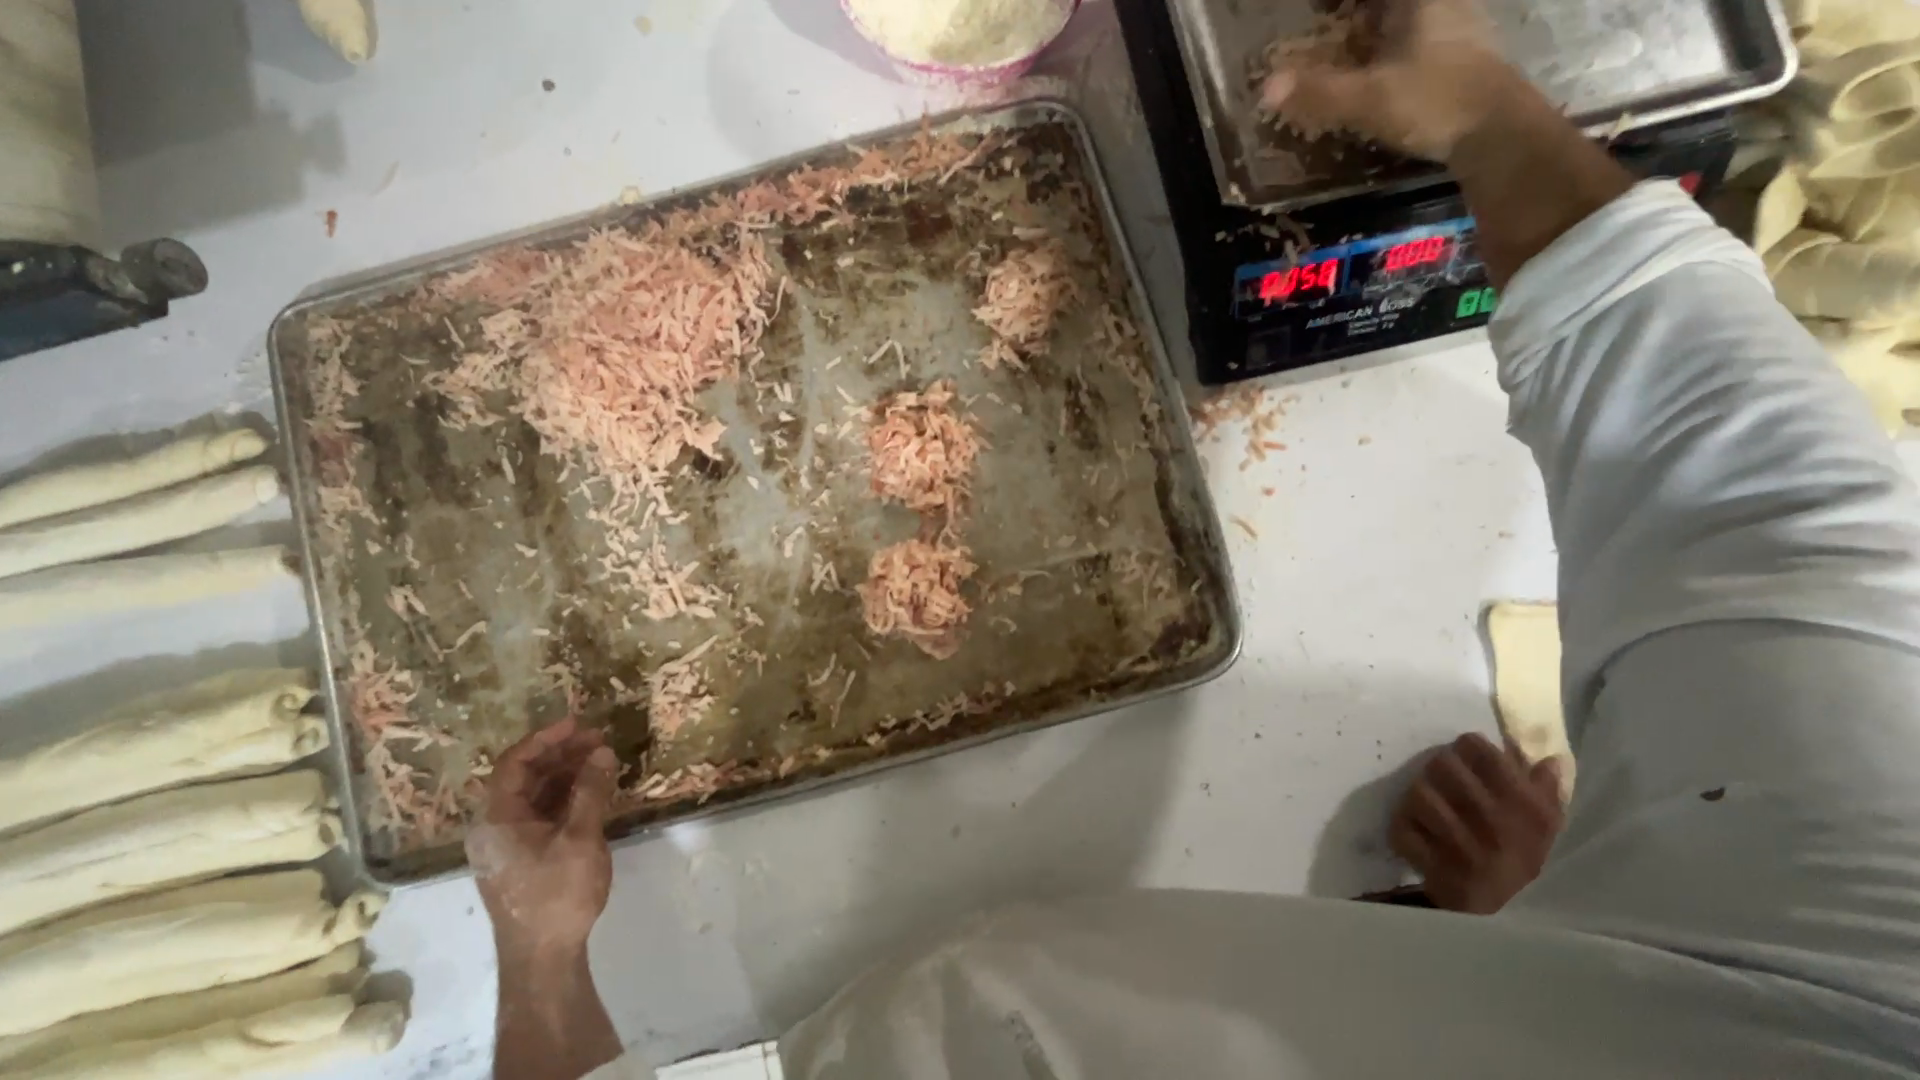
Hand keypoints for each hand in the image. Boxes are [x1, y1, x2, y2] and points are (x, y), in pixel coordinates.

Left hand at [467, 717, 618, 959]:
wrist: (543, 957)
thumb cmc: (557, 894)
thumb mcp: (580, 838)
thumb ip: (590, 791)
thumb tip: (602, 752)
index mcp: (497, 819)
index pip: (514, 764)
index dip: (545, 739)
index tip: (578, 723)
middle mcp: (495, 828)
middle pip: (524, 778)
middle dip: (560, 755)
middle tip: (598, 739)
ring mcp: (508, 845)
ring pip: (534, 797)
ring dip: (566, 775)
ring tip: (601, 761)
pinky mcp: (524, 859)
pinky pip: (541, 815)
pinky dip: (566, 798)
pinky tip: (593, 792)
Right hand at [1259, 0, 1520, 162]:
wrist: (1499, 133)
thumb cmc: (1436, 101)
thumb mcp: (1369, 100)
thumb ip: (1318, 93)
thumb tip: (1265, 89)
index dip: (1339, 3)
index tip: (1318, 9)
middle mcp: (1442, 3)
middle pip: (1395, 4)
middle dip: (1359, 13)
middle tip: (1324, 20)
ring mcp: (1456, 27)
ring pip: (1410, 15)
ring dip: (1377, 25)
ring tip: (1345, 40)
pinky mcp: (1461, 57)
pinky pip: (1418, 36)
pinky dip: (1393, 44)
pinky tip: (1376, 66)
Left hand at [1390, 733, 1564, 913]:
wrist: (1507, 919)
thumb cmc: (1525, 862)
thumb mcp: (1546, 828)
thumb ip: (1546, 791)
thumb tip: (1550, 759)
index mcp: (1523, 805)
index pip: (1480, 749)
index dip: (1468, 748)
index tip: (1467, 758)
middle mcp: (1492, 820)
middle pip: (1442, 765)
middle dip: (1437, 769)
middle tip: (1442, 781)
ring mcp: (1459, 843)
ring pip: (1418, 795)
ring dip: (1416, 799)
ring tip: (1426, 807)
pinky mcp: (1433, 865)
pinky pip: (1401, 830)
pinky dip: (1403, 830)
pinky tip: (1415, 833)